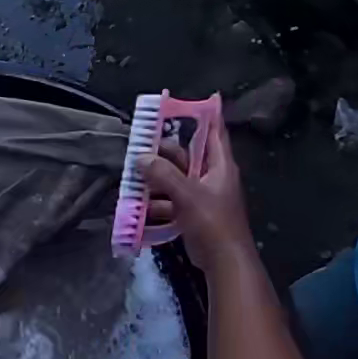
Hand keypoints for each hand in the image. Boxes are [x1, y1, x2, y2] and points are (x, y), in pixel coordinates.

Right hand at [141, 119, 256, 277]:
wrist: (225, 262)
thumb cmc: (213, 223)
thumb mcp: (187, 195)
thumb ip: (163, 175)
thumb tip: (141, 157)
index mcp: (220, 166)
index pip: (215, 132)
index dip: (210, 114)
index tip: (206, 96)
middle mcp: (212, 177)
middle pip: (186, 157)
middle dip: (163, 153)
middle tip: (139, 146)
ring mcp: (201, 196)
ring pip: (175, 179)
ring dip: (155, 180)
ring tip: (133, 178)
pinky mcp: (192, 214)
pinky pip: (171, 201)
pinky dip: (157, 202)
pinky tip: (139, 205)